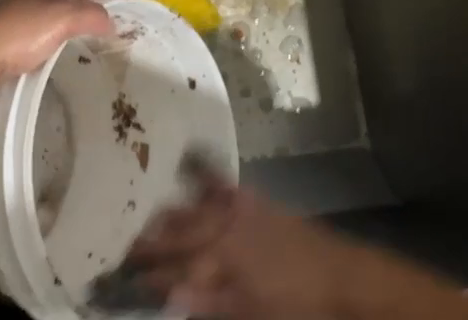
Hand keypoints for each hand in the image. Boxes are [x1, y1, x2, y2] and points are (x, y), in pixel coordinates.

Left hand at [0, 0, 115, 81]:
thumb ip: (92, 14)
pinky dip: (66, 34)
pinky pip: (52, 28)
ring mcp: (26, 9)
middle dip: (99, 9)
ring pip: (64, 12)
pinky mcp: (17, 30)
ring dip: (82, 23)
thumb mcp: (65, 17)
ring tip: (100, 41)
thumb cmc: (24, 31)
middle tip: (120, 29)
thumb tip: (111, 21)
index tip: (134, 13)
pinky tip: (70, 49)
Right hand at [120, 160, 358, 318]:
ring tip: (146, 215)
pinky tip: (189, 163)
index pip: (176, 267)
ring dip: (170, 215)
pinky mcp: (255, 203)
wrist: (343, 276)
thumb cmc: (297, 304)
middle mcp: (226, 228)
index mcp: (223, 258)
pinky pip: (221, 187)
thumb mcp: (252, 311)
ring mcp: (240, 211)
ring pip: (195, 211)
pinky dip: (203, 176)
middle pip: (181, 235)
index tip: (124, 273)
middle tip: (126, 242)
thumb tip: (169, 295)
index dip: (150, 272)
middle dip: (152, 241)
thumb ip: (210, 301)